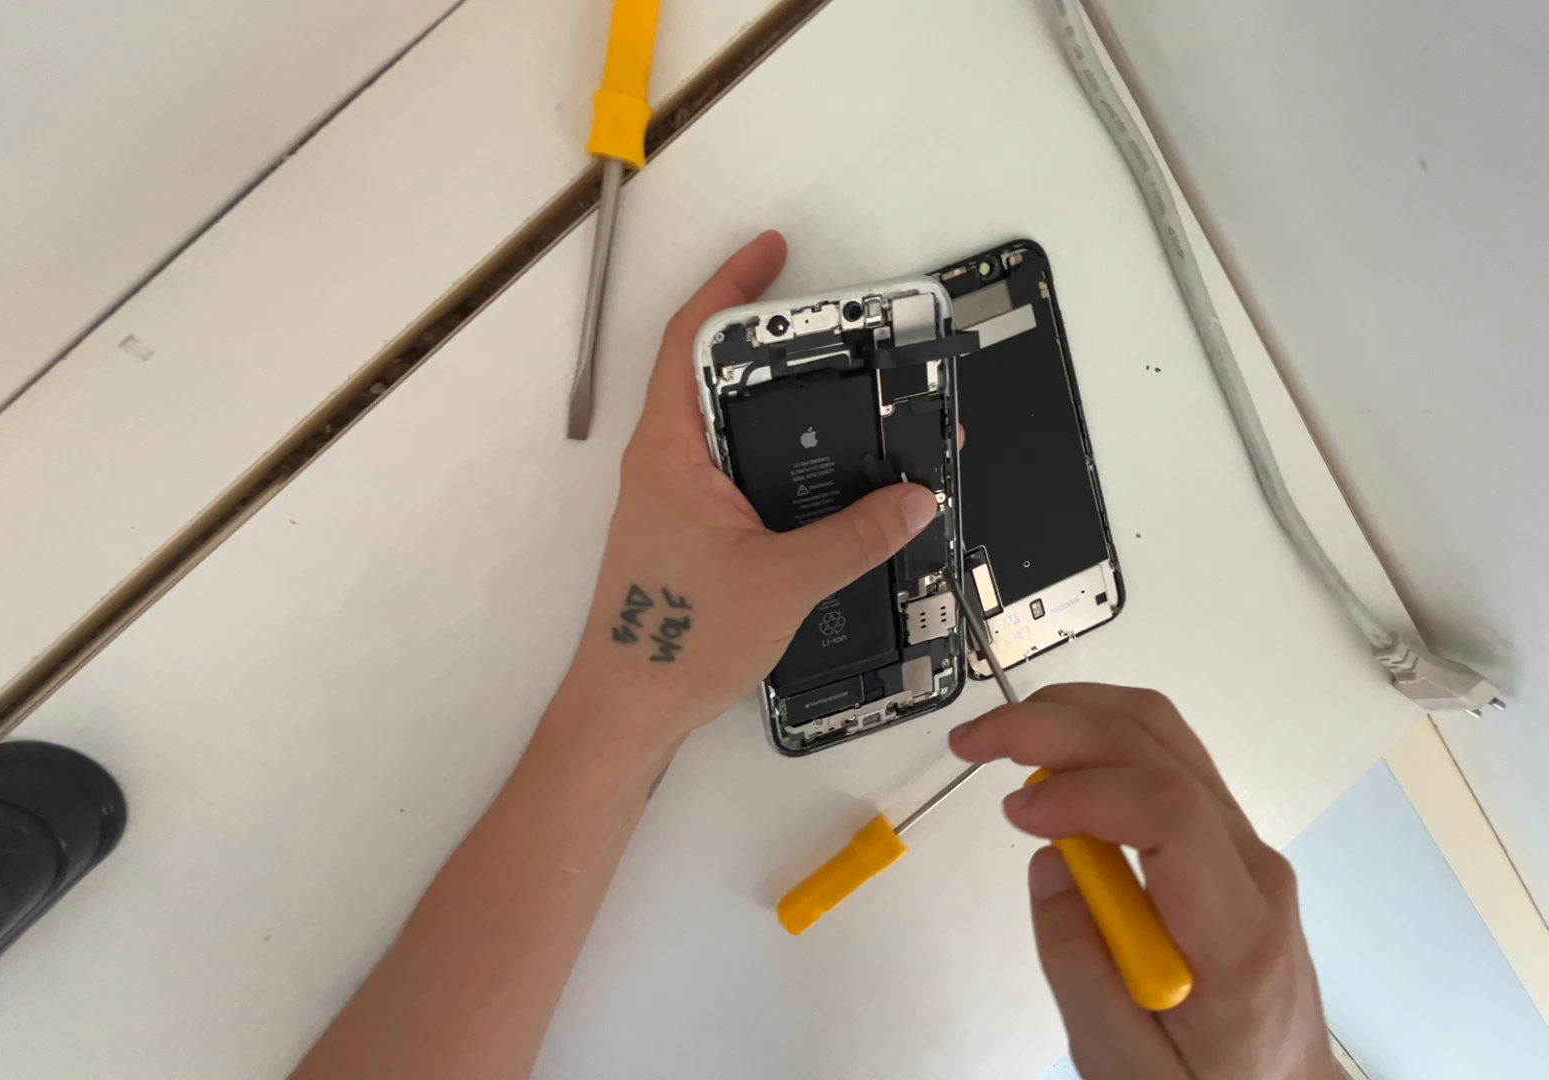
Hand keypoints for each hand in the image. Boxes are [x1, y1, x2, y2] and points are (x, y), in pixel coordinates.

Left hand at [555, 231, 938, 753]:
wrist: (631, 708)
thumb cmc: (682, 640)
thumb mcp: (783, 582)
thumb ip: (856, 537)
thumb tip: (917, 500)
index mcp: (670, 451)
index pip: (690, 340)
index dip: (731, 286)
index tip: (774, 253)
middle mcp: (667, 462)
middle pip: (715, 373)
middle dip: (770, 342)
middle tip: (834, 330)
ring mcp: (676, 495)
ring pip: (729, 423)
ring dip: (776, 403)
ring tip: (841, 396)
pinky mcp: (691, 527)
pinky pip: (737, 468)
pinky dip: (776, 455)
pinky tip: (822, 472)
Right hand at [949, 684, 1341, 1079]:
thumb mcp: (1128, 1068)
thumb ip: (1081, 969)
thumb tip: (1050, 858)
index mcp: (1237, 928)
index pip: (1169, 811)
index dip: (1081, 792)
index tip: (1015, 813)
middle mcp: (1249, 858)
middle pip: (1152, 745)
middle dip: (1051, 725)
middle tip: (971, 741)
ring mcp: (1237, 831)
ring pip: (1155, 726)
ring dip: (1068, 712)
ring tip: (1000, 734)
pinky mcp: (1216, 823)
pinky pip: (1156, 746)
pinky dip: (1090, 726)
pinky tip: (1047, 747)